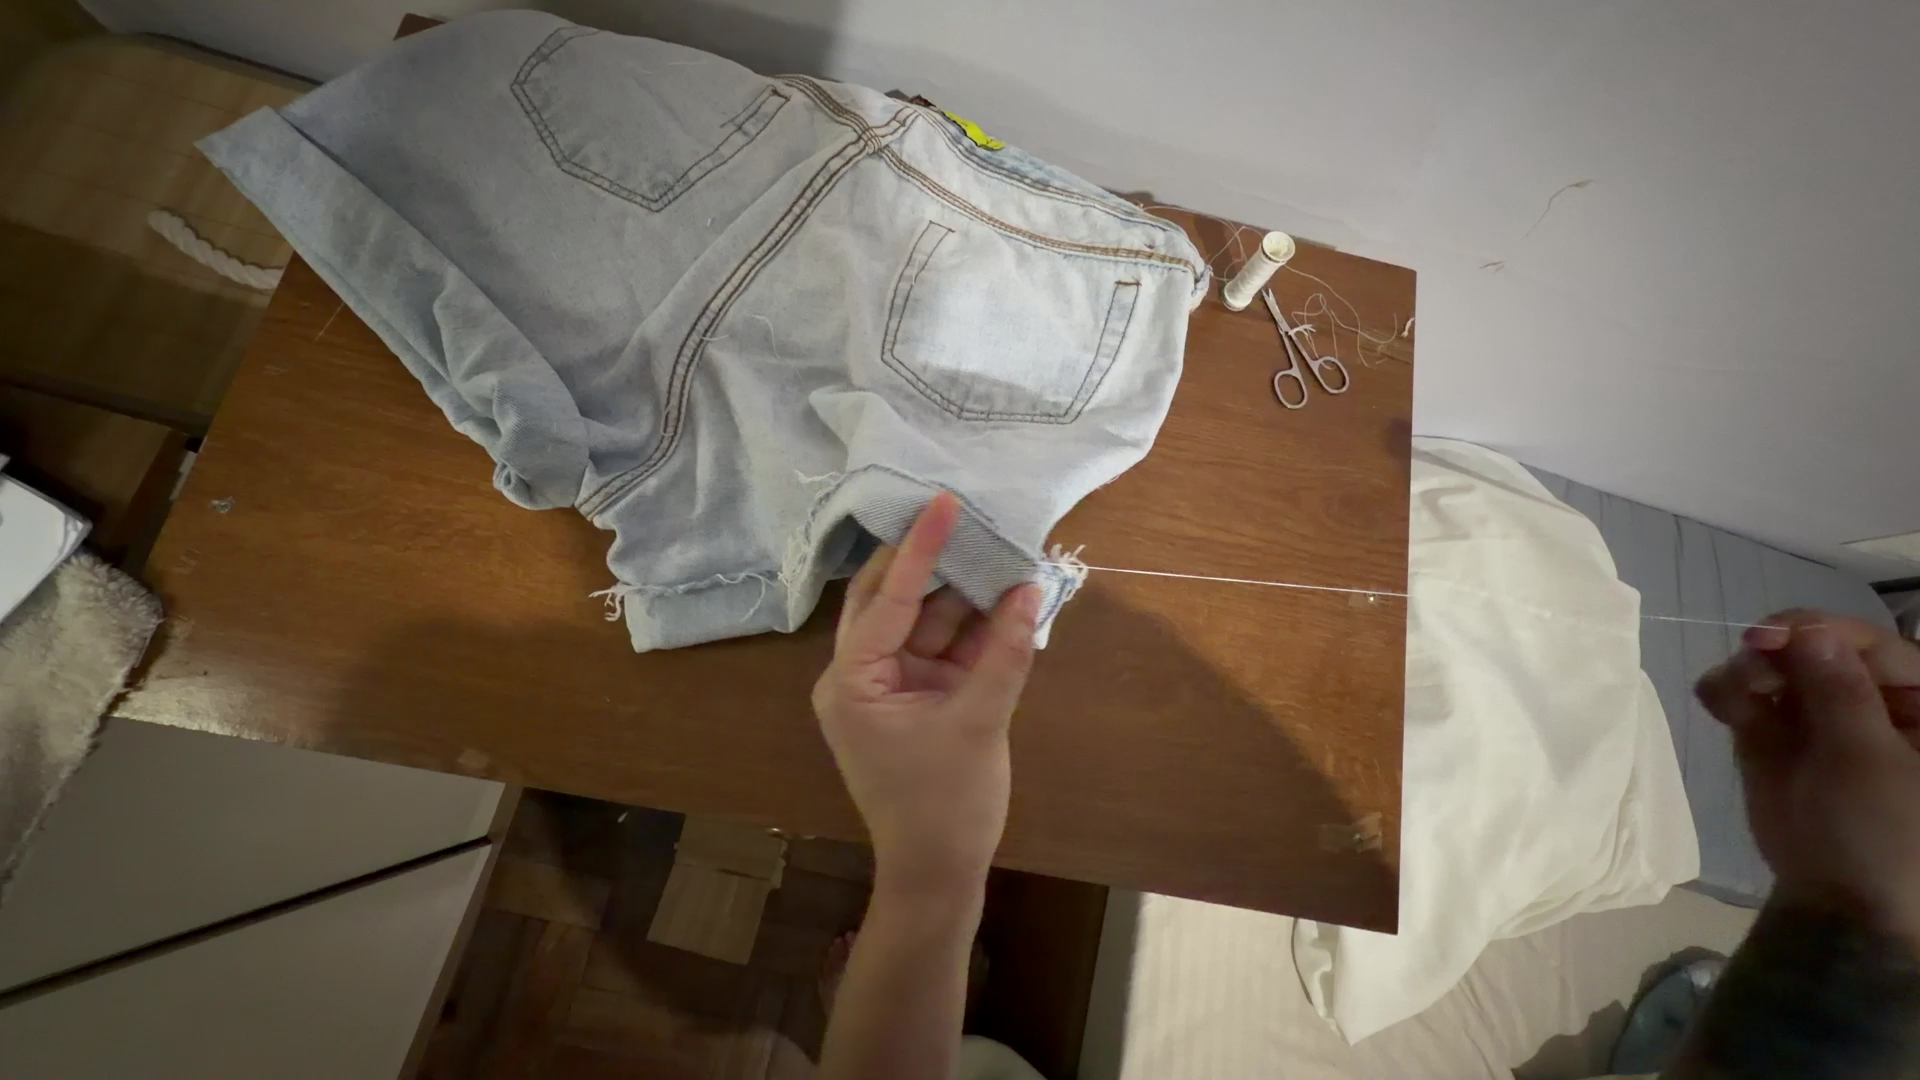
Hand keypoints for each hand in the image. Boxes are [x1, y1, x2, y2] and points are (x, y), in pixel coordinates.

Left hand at [811, 492, 1041, 894]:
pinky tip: (1004, 595)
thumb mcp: (978, 724)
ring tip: (998, 548)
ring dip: (961, 592)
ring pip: (922, 620)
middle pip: (893, 599)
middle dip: (933, 561)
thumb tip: (1031, 590)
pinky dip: (973, 626)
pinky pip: (942, 647)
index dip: (921, 548)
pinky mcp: (916, 694)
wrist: (940, 874)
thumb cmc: (945, 806)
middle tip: (966, 514)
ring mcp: (889, 683)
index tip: (943, 502)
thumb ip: (1005, 654)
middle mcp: (860, 673)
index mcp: (852, 681)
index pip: (887, 599)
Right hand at [1696, 611, 1919, 943]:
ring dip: (1743, 673)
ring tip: (1736, 703)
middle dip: (1773, 653)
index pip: (1873, 645)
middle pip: (1814, 647)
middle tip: (1751, 676)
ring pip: (1769, 665)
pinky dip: (1723, 693)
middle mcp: (1873, 700)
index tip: (1766, 638)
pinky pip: (1739, 693)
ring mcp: (1817, 714)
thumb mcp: (1869, 763)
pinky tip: (1721, 708)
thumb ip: (1839, 695)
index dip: (1820, 632)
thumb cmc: (1888, 835)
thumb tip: (1806, 632)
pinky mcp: (1771, 729)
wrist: (1841, 897)